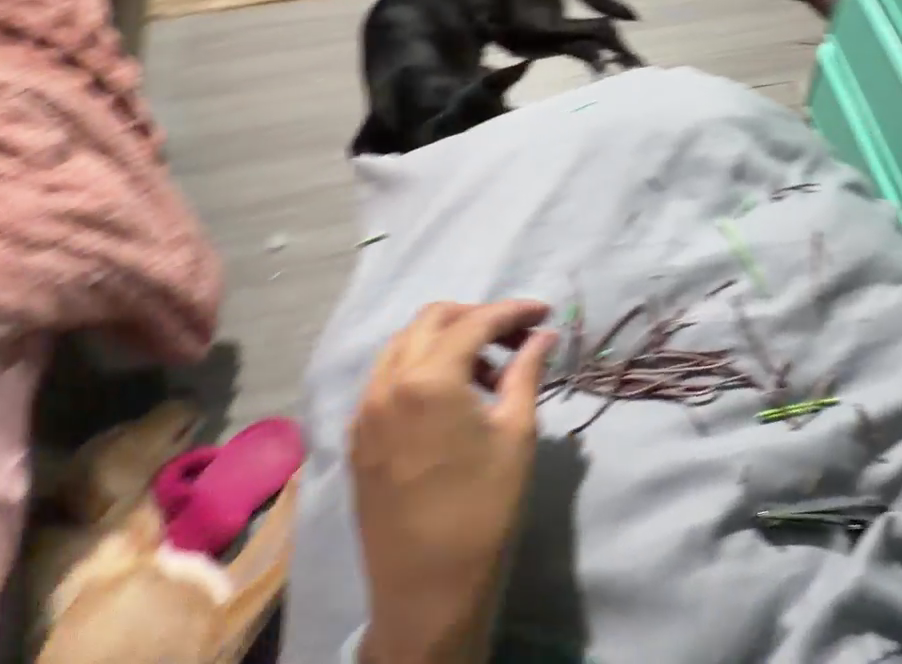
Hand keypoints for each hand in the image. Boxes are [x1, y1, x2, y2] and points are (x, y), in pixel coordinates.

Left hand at [350, 300, 556, 663]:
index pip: (475, 322)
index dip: (513, 312)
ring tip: (486, 372)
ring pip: (403, 346)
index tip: (544, 315)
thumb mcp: (516, 433)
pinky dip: (419, 370)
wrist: (429, 590)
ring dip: (445, 341)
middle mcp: (387, 383)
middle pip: (431, 320)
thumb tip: (543, 336)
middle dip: (476, 318)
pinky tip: (449, 399)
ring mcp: (365, 410)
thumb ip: (526, 373)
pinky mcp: (357, 437)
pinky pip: (386, 380)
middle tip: (515, 339)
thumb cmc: (484, 509)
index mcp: (428, 378)